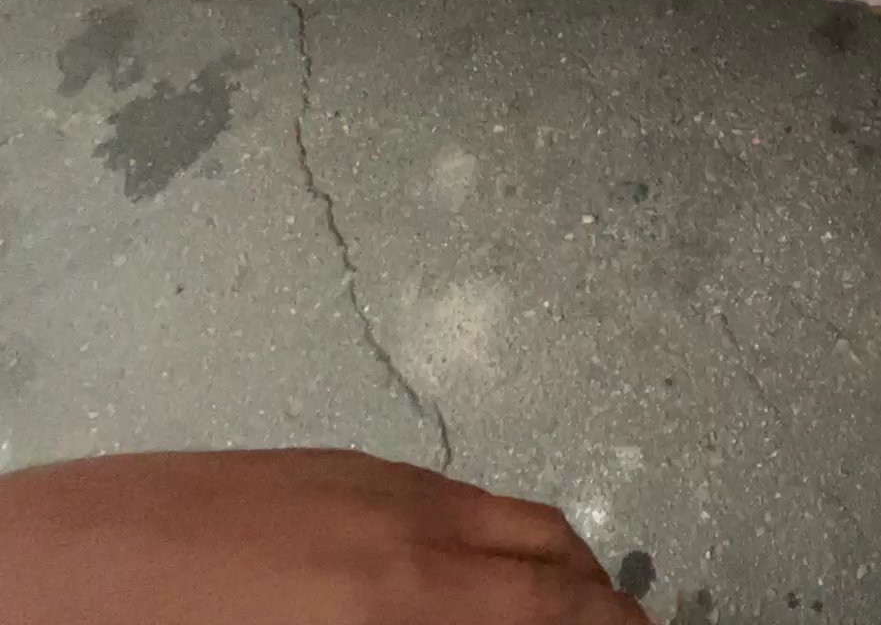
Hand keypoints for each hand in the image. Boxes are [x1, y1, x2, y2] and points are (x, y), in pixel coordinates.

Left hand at [0, 449, 646, 624]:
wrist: (16, 565)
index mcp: (400, 599)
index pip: (550, 605)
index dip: (612, 620)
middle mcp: (416, 526)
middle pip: (553, 551)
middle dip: (603, 593)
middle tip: (624, 624)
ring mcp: (387, 484)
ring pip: (518, 516)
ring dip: (563, 561)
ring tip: (574, 599)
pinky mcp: (352, 466)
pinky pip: (469, 499)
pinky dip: (509, 535)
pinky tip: (483, 566)